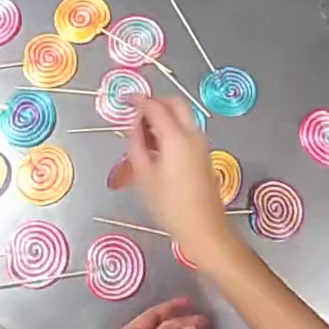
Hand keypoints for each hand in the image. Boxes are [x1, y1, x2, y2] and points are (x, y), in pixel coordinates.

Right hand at [122, 98, 233, 263]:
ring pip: (182, 116)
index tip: (124, 101)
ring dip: (164, 117)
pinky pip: (186, 130)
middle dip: (155, 103)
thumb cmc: (169, 205)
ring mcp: (201, 143)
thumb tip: (134, 126)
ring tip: (143, 136)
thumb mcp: (144, 175)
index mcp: (176, 137)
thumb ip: (136, 145)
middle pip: (175, 104)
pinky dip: (171, 129)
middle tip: (136, 116)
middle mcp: (192, 134)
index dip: (138, 101)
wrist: (203, 227)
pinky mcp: (204, 154)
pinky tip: (157, 148)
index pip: (155, 107)